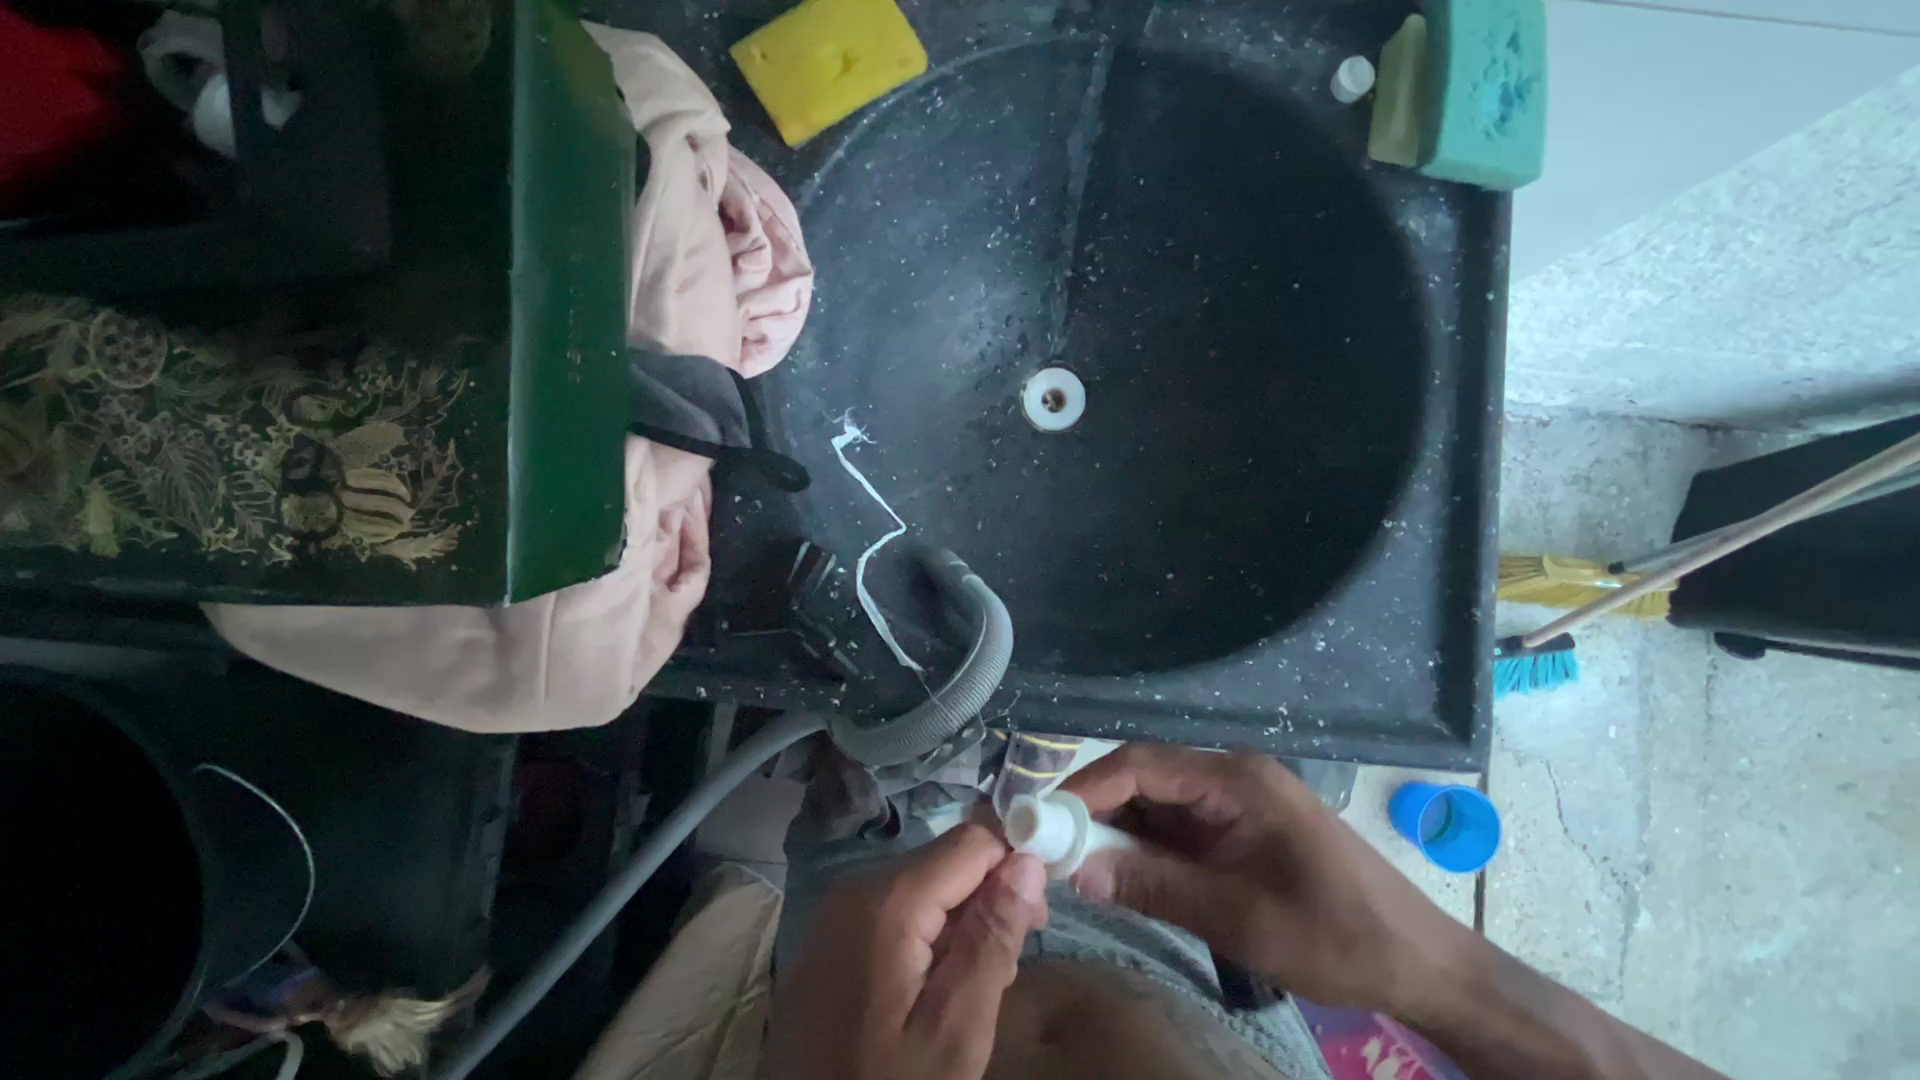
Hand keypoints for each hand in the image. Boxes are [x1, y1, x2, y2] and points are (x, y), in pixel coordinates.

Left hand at [762, 824, 1048, 1079]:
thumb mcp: (954, 1030)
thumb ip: (992, 939)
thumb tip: (1027, 862)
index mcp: (887, 900)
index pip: (971, 840)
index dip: (1014, 865)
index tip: (1039, 918)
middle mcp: (855, 887)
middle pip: (945, 861)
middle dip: (988, 900)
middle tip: (1005, 968)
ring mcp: (835, 913)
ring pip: (923, 886)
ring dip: (960, 923)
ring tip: (971, 990)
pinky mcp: (829, 940)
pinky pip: (893, 912)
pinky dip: (926, 937)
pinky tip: (932, 991)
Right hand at [1060, 743, 1471, 1014]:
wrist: (1419, 963)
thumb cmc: (1336, 935)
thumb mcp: (1239, 917)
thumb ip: (1154, 887)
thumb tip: (1076, 873)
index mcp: (1237, 780)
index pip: (1142, 765)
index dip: (1086, 787)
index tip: (1041, 818)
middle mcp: (1232, 777)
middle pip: (1144, 779)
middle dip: (1094, 810)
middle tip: (1047, 846)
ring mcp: (1236, 802)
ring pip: (1156, 805)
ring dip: (1116, 832)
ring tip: (1072, 864)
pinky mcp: (1239, 828)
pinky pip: (1177, 828)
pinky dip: (1145, 850)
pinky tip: (1120, 875)